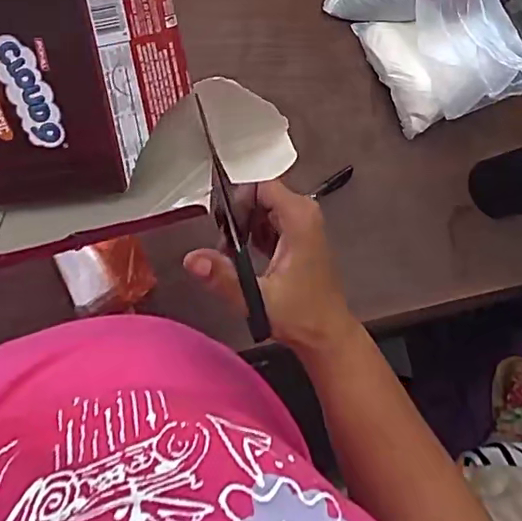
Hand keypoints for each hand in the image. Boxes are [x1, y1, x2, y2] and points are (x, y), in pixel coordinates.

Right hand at [183, 178, 360, 354]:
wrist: (327, 336)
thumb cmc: (302, 316)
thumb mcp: (257, 298)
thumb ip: (223, 276)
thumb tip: (193, 260)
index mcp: (299, 217)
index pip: (260, 185)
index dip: (237, 200)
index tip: (223, 223)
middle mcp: (305, 212)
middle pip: (260, 194)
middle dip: (238, 215)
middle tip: (227, 245)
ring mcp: (305, 222)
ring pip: (263, 206)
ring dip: (245, 225)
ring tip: (236, 253)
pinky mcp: (301, 233)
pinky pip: (270, 219)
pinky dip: (255, 233)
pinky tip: (250, 256)